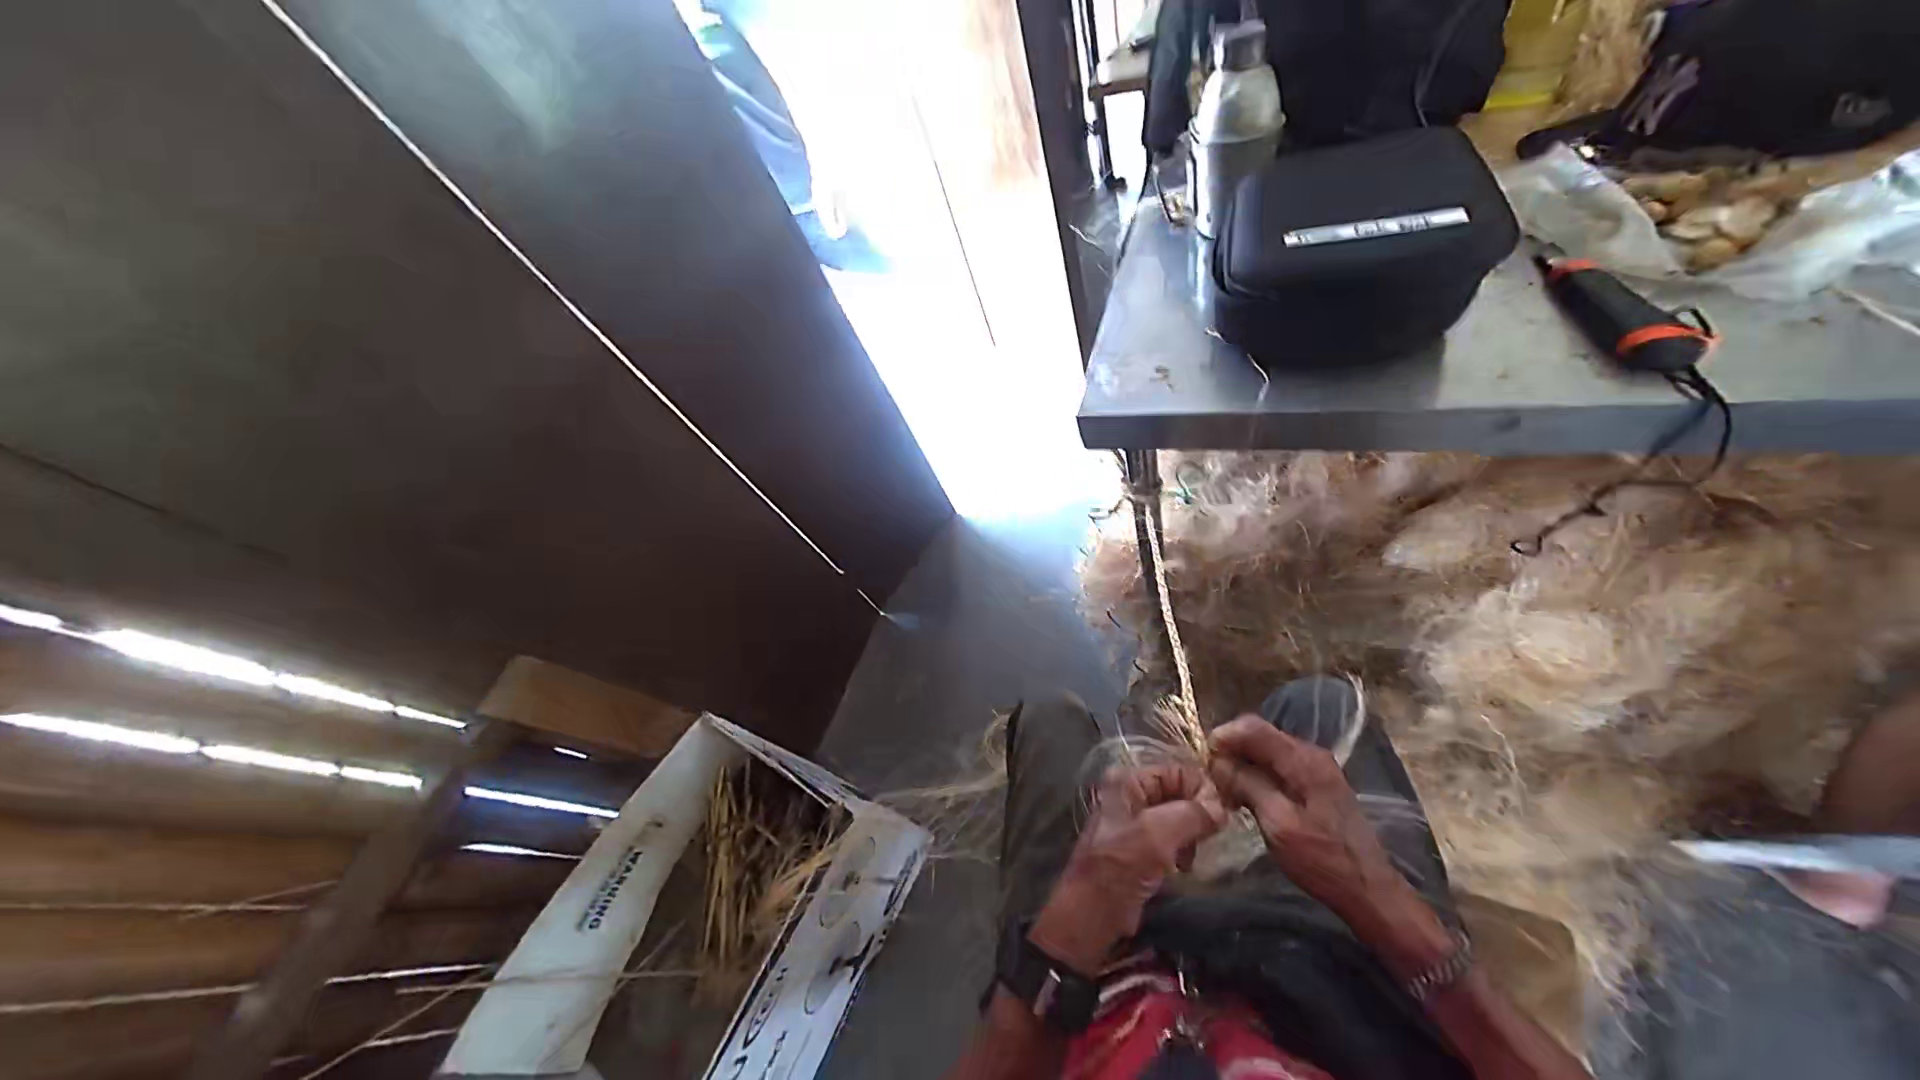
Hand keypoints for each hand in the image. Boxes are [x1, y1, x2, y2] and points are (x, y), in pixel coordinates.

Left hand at [1029, 764, 1225, 974]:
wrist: (1092, 914)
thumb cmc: (1119, 867)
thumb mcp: (1157, 835)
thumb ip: (1192, 815)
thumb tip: (1222, 807)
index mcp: (1127, 781)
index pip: (1177, 771)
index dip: (1201, 790)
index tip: (1220, 816)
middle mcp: (1129, 794)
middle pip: (1179, 792)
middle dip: (1198, 814)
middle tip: (1206, 838)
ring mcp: (1134, 821)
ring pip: (1179, 817)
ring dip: (1192, 835)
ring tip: (1191, 856)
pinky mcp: (1141, 847)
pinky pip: (1173, 838)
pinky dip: (1183, 850)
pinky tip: (1184, 866)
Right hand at [1207, 716, 1450, 975]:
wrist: (1370, 891)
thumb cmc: (1323, 860)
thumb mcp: (1278, 824)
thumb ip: (1247, 785)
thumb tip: (1217, 761)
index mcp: (1304, 760)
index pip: (1253, 727)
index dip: (1223, 737)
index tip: (1203, 760)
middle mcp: (1311, 755)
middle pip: (1259, 735)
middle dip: (1230, 751)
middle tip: (1211, 778)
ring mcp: (1316, 768)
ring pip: (1265, 751)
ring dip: (1241, 764)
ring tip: (1224, 791)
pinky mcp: (1316, 784)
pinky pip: (1276, 766)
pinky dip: (1256, 775)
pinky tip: (1245, 797)